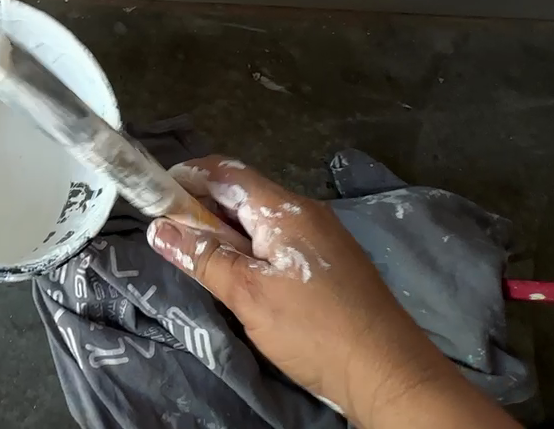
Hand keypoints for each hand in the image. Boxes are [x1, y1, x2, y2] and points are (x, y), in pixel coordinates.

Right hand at [146, 157, 515, 427]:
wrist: (397, 382)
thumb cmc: (317, 332)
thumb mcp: (247, 295)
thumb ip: (201, 256)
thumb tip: (156, 228)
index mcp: (284, 209)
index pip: (224, 171)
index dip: (186, 176)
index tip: (155, 196)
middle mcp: (304, 212)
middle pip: (240, 191)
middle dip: (202, 205)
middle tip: (173, 232)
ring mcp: (322, 236)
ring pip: (258, 217)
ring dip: (225, 229)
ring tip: (202, 255)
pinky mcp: (331, 263)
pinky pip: (277, 238)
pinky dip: (249, 245)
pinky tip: (242, 273)